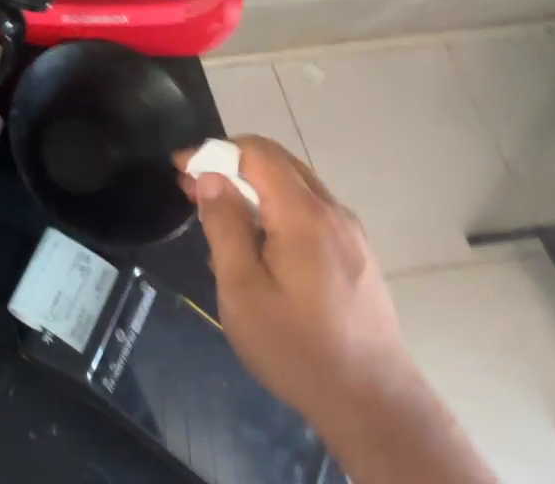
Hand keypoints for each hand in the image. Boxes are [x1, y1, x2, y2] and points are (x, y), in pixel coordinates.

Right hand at [174, 137, 417, 424]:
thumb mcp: (243, 289)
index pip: (258, 153)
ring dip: (254, 186)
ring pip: (297, 186)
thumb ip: (225, 227)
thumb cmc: (296, 347)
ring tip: (219, 214)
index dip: (214, 151)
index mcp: (304, 216)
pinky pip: (311, 211)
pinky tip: (258, 243)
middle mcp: (334, 214)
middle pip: (280, 162)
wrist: (373, 403)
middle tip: (193, 189)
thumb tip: (211, 178)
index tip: (181, 169)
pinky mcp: (357, 257)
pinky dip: (277, 207)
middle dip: (231, 164)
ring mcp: (351, 235)